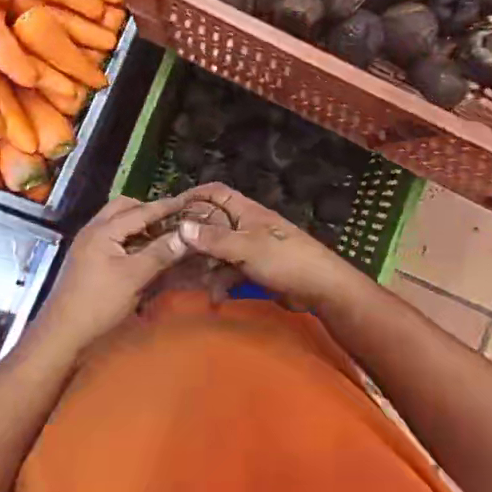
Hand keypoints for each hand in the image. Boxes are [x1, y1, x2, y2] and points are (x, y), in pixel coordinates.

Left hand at [27, 195, 191, 357]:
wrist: (62, 330)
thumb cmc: (99, 302)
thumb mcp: (134, 277)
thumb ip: (160, 253)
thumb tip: (186, 235)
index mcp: (103, 230)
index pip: (140, 211)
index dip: (165, 207)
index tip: (187, 202)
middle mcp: (92, 230)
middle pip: (123, 208)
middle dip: (147, 210)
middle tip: (169, 220)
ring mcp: (86, 243)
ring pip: (115, 221)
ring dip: (136, 223)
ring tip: (159, 235)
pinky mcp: (85, 257)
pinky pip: (110, 235)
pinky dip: (127, 236)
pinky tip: (140, 251)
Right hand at [173, 184, 365, 310]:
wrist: (322, 289)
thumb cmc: (285, 259)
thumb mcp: (246, 248)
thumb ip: (213, 239)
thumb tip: (180, 228)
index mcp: (246, 212)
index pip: (216, 193)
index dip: (194, 196)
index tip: (170, 209)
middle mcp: (246, 226)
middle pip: (212, 225)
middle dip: (193, 238)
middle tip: (169, 252)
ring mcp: (251, 249)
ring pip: (218, 252)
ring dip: (205, 267)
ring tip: (186, 282)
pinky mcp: (256, 270)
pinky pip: (230, 272)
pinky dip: (221, 283)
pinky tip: (214, 298)